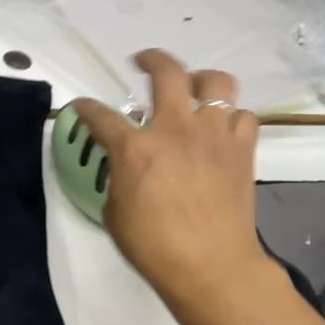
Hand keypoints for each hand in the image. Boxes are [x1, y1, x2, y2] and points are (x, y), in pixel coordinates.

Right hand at [74, 49, 270, 298]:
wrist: (211, 264)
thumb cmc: (153, 245)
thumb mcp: (115, 210)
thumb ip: (119, 178)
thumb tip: (127, 168)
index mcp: (135, 147)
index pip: (101, 116)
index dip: (86, 108)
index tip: (81, 106)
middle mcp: (175, 129)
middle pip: (167, 73)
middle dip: (151, 60)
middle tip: (143, 62)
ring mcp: (214, 135)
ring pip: (217, 82)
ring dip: (201, 79)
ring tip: (193, 87)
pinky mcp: (243, 149)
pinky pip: (242, 116)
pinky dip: (230, 116)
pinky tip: (220, 128)